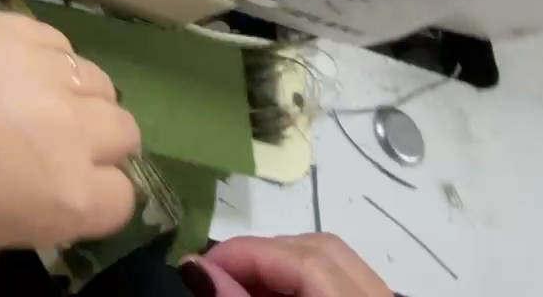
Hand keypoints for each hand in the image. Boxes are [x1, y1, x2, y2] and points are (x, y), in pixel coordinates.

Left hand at [0, 10, 141, 260]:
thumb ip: (33, 203)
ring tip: (22, 97)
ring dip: (71, 91)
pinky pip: (51, 38)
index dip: (89, 194)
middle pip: (119, 129)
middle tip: (44, 140)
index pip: (120, 195)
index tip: (57, 187)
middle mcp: (70, 126)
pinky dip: (38, 53)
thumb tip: (40, 179)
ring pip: (93, 76)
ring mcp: (39, 65)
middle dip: (93, 140)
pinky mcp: (6, 21)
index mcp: (67, 196)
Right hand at [183, 235, 392, 296]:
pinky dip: (306, 285)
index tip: (197, 267)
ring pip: (335, 262)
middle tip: (218, 280)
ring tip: (241, 291)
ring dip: (282, 267)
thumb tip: (194, 267)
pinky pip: (348, 283)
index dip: (246, 255)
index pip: (306, 262)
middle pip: (321, 251)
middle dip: (263, 256)